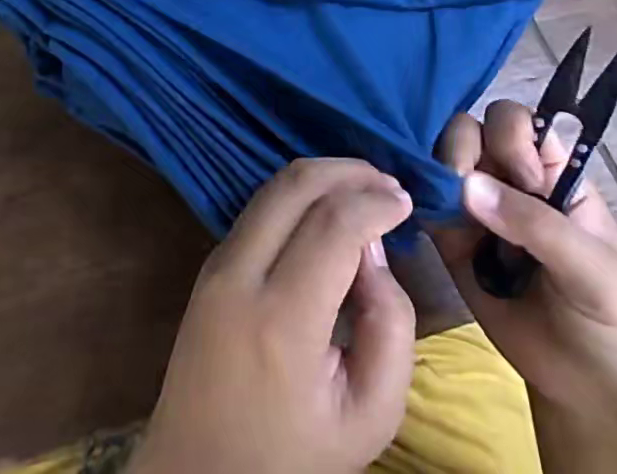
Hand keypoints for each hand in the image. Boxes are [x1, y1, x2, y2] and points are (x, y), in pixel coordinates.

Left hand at [130, 159, 416, 473]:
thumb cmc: (293, 456)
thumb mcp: (372, 414)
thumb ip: (390, 326)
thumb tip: (374, 250)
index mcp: (281, 320)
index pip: (333, 224)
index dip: (377, 201)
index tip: (408, 202)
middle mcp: (239, 276)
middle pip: (296, 185)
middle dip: (350, 171)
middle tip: (389, 186)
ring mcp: (216, 266)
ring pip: (273, 187)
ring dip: (324, 177)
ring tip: (365, 192)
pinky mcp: (209, 266)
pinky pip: (260, 208)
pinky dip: (300, 194)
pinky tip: (329, 210)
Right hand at [432, 102, 616, 473]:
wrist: (592, 390)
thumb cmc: (616, 319)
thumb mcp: (594, 270)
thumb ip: (536, 225)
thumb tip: (466, 186)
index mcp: (554, 173)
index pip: (520, 122)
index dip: (512, 136)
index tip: (522, 177)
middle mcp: (511, 179)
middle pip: (473, 129)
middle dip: (464, 147)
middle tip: (469, 190)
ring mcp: (478, 208)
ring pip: (442, 158)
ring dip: (437, 168)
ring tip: (447, 208)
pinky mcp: (450, 240)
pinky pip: (424, 203)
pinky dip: (416, 198)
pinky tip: (417, 210)